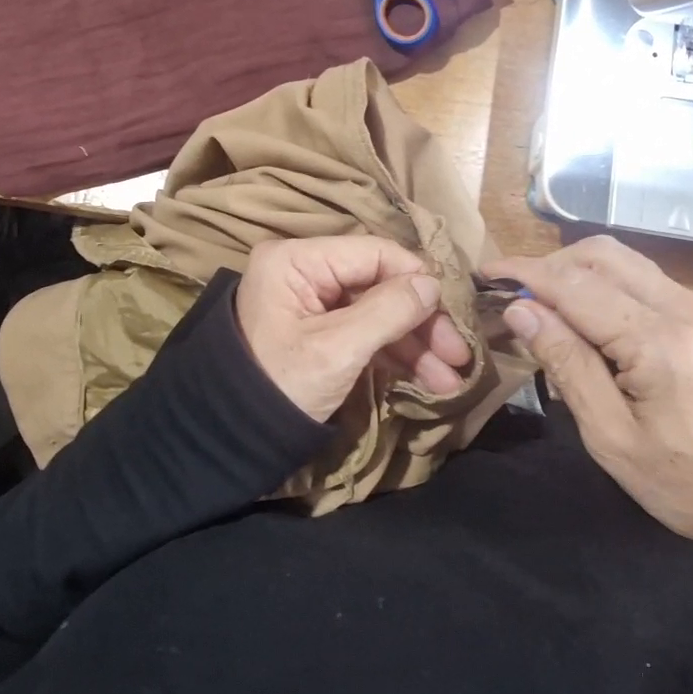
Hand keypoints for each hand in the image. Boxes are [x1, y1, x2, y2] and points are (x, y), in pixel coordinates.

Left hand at [235, 236, 470, 421]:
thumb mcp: (337, 350)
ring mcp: (313, 305)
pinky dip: (397, 356)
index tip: (453, 312)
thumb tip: (433, 283)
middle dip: (422, 322)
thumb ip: (388, 311)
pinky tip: (428, 381)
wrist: (233, 441)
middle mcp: (305, 272)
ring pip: (379, 314)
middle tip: (459, 356)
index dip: (418, 279)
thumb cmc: (281, 386)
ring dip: (416, 346)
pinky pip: (367, 335)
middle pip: (381, 285)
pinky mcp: (321, 335)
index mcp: (297, 260)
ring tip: (451, 382)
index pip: (375, 253)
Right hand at [481, 236, 692, 557]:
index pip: (576, 285)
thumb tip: (520, 310)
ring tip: (542, 309)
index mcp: (661, 343)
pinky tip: (586, 325)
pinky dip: (605, 289)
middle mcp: (687, 309)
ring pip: (625, 261)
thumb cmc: (683, 485)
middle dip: (549, 266)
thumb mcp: (610, 436)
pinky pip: (645, 282)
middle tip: (512, 296)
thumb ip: (565, 364)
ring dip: (576, 273)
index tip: (484, 275)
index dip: (524, 274)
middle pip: (602, 255)